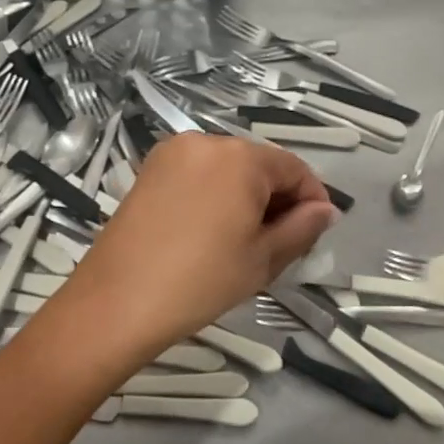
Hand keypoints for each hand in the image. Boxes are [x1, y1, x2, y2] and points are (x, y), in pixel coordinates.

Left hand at [57, 132, 338, 357]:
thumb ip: (302, 228)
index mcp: (240, 157)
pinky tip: (209, 232)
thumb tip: (326, 210)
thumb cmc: (201, 281)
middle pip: (259, 164)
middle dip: (277, 198)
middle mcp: (207, 141)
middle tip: (280, 245)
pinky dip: (213, 194)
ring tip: (243, 242)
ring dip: (244, 196)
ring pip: (227, 168)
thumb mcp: (263, 259)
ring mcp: (173, 152)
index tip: (315, 234)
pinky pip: (197, 173)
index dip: (312, 199)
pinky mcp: (150, 169)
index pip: (293, 168)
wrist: (117, 301)